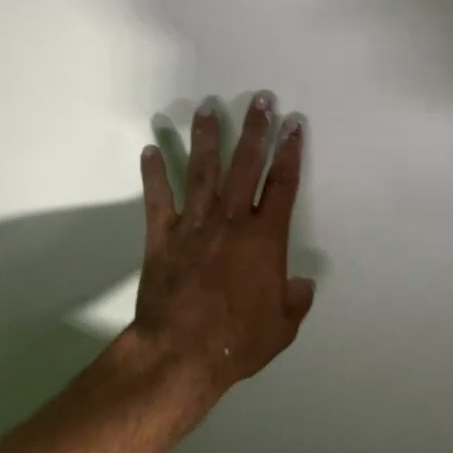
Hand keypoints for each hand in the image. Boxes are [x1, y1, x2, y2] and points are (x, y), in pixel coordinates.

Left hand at [128, 92, 314, 398]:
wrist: (181, 353)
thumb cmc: (237, 342)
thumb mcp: (282, 327)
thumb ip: (295, 301)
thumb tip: (302, 284)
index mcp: (264, 239)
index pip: (282, 185)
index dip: (290, 152)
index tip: (293, 125)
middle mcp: (231, 222)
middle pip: (245, 166)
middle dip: (255, 130)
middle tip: (260, 99)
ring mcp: (194, 226)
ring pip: (203, 172)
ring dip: (206, 138)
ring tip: (207, 107)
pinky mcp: (162, 237)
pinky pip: (158, 199)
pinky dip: (153, 174)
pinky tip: (150, 149)